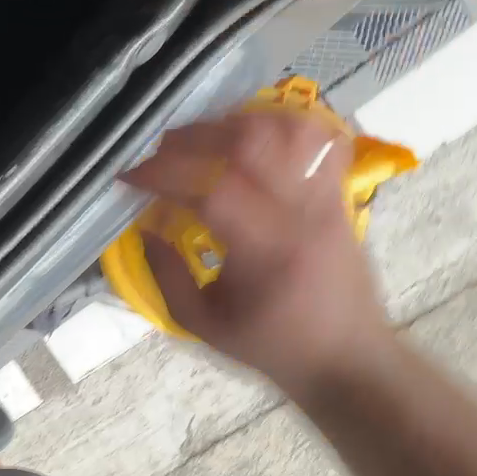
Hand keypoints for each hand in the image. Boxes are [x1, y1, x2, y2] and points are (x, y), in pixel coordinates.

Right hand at [119, 111, 395, 397]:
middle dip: (198, 136)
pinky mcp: (341, 194)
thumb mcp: (199, 321)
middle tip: (161, 148)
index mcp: (265, 250)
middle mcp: (304, 213)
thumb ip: (166, 272)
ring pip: (294, 129)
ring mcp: (329, 198)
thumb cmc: (268, 343)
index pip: (212, 188)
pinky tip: (251, 136)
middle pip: (256, 143)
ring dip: (241, 122)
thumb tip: (144, 227)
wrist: (347, 354)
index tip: (129, 177)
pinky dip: (284, 126)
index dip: (164, 174)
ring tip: (205, 135)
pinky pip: (321, 140)